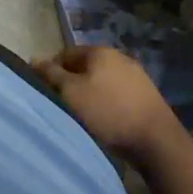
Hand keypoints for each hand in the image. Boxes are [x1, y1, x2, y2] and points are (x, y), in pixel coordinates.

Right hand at [33, 45, 185, 167]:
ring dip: (90, 94)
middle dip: (72, 83)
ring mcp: (138, 76)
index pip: (65, 54)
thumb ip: (50, 74)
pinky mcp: (148, 96)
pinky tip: (106, 120)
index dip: (51, 70)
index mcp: (100, 51)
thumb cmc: (107, 112)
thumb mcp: (70, 92)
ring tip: (84, 115)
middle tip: (63, 104)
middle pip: (85, 67)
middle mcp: (120, 57)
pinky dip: (107, 103)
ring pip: (102, 81)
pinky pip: (118, 94)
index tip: (46, 91)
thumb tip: (35, 59)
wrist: (157, 142)